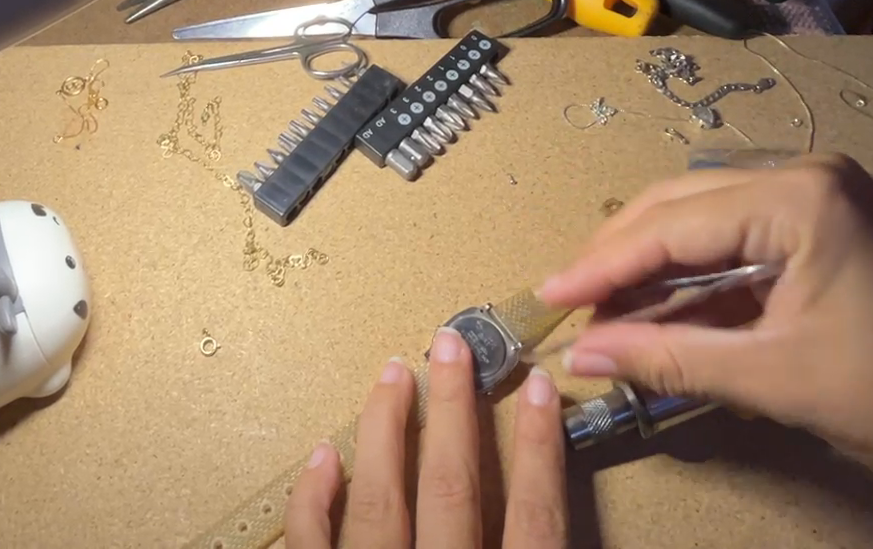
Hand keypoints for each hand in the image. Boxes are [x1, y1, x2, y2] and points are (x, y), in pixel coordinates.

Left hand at [284, 328, 567, 548]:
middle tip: (450, 344)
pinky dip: (315, 498)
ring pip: (381, 501)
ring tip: (394, 372)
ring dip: (387, 430)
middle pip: (451, 488)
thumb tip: (560, 526)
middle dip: (453, 409)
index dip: (539, 448)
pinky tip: (324, 455)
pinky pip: (312, 542)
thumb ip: (534, 546)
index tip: (540, 386)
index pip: (534, 520)